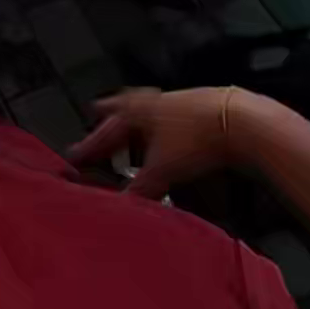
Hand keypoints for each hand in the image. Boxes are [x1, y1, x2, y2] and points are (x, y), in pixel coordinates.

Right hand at [67, 87, 239, 198]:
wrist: (236, 119)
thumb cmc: (195, 139)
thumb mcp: (163, 169)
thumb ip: (140, 189)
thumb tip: (121, 208)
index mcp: (133, 113)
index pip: (103, 133)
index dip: (88, 147)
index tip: (73, 156)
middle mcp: (147, 102)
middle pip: (119, 107)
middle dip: (106, 115)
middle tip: (94, 115)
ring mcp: (168, 100)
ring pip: (140, 106)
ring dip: (130, 115)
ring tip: (127, 123)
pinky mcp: (189, 104)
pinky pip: (159, 109)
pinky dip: (153, 119)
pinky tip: (161, 129)